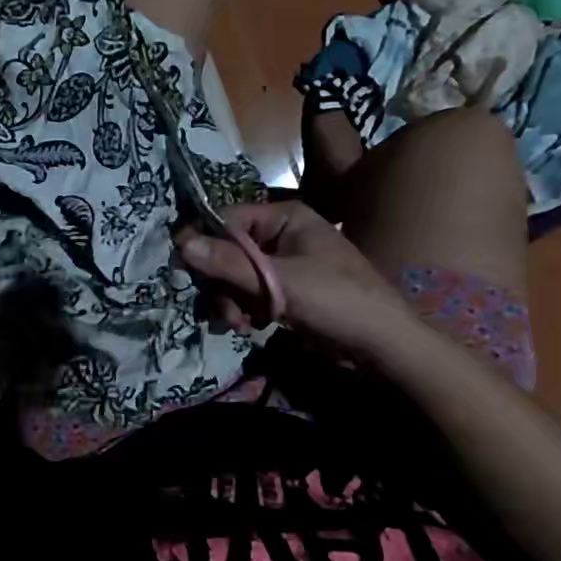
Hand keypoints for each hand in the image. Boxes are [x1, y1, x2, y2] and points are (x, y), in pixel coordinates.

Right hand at [175, 201, 417, 358]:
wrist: (380, 343)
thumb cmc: (336, 300)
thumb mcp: (280, 281)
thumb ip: (229, 263)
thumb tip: (181, 243)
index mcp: (285, 217)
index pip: (228, 220)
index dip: (205, 244)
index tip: (186, 272)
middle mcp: (281, 235)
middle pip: (228, 251)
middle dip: (220, 283)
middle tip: (221, 311)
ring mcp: (283, 264)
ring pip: (236, 276)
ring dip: (230, 301)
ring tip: (238, 324)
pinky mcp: (285, 291)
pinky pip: (250, 293)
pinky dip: (244, 309)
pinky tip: (250, 326)